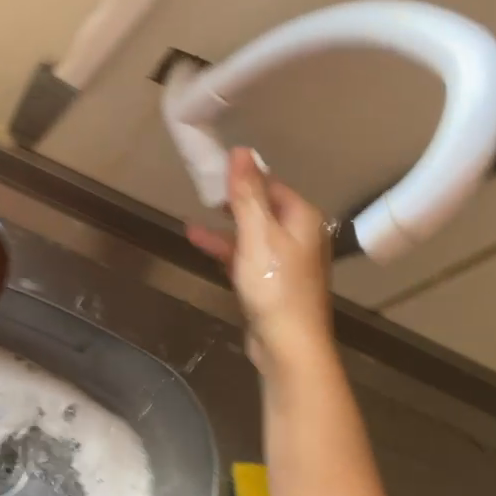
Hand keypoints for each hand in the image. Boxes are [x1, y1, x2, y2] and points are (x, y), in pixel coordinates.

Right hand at [186, 147, 335, 375]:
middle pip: (264, 209)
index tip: (214, 171)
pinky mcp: (272, 285)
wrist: (287, 344)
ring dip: (225, 229)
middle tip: (203, 193)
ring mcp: (287, 262)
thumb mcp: (256, 235)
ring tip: (193, 223)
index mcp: (302, 219)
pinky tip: (203, 248)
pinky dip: (227, 251)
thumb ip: (247, 195)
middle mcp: (299, 236)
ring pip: (253, 235)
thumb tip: (240, 152)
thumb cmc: (274, 286)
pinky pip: (248, 258)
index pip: (272, 185)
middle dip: (234, 202)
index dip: (245, 177)